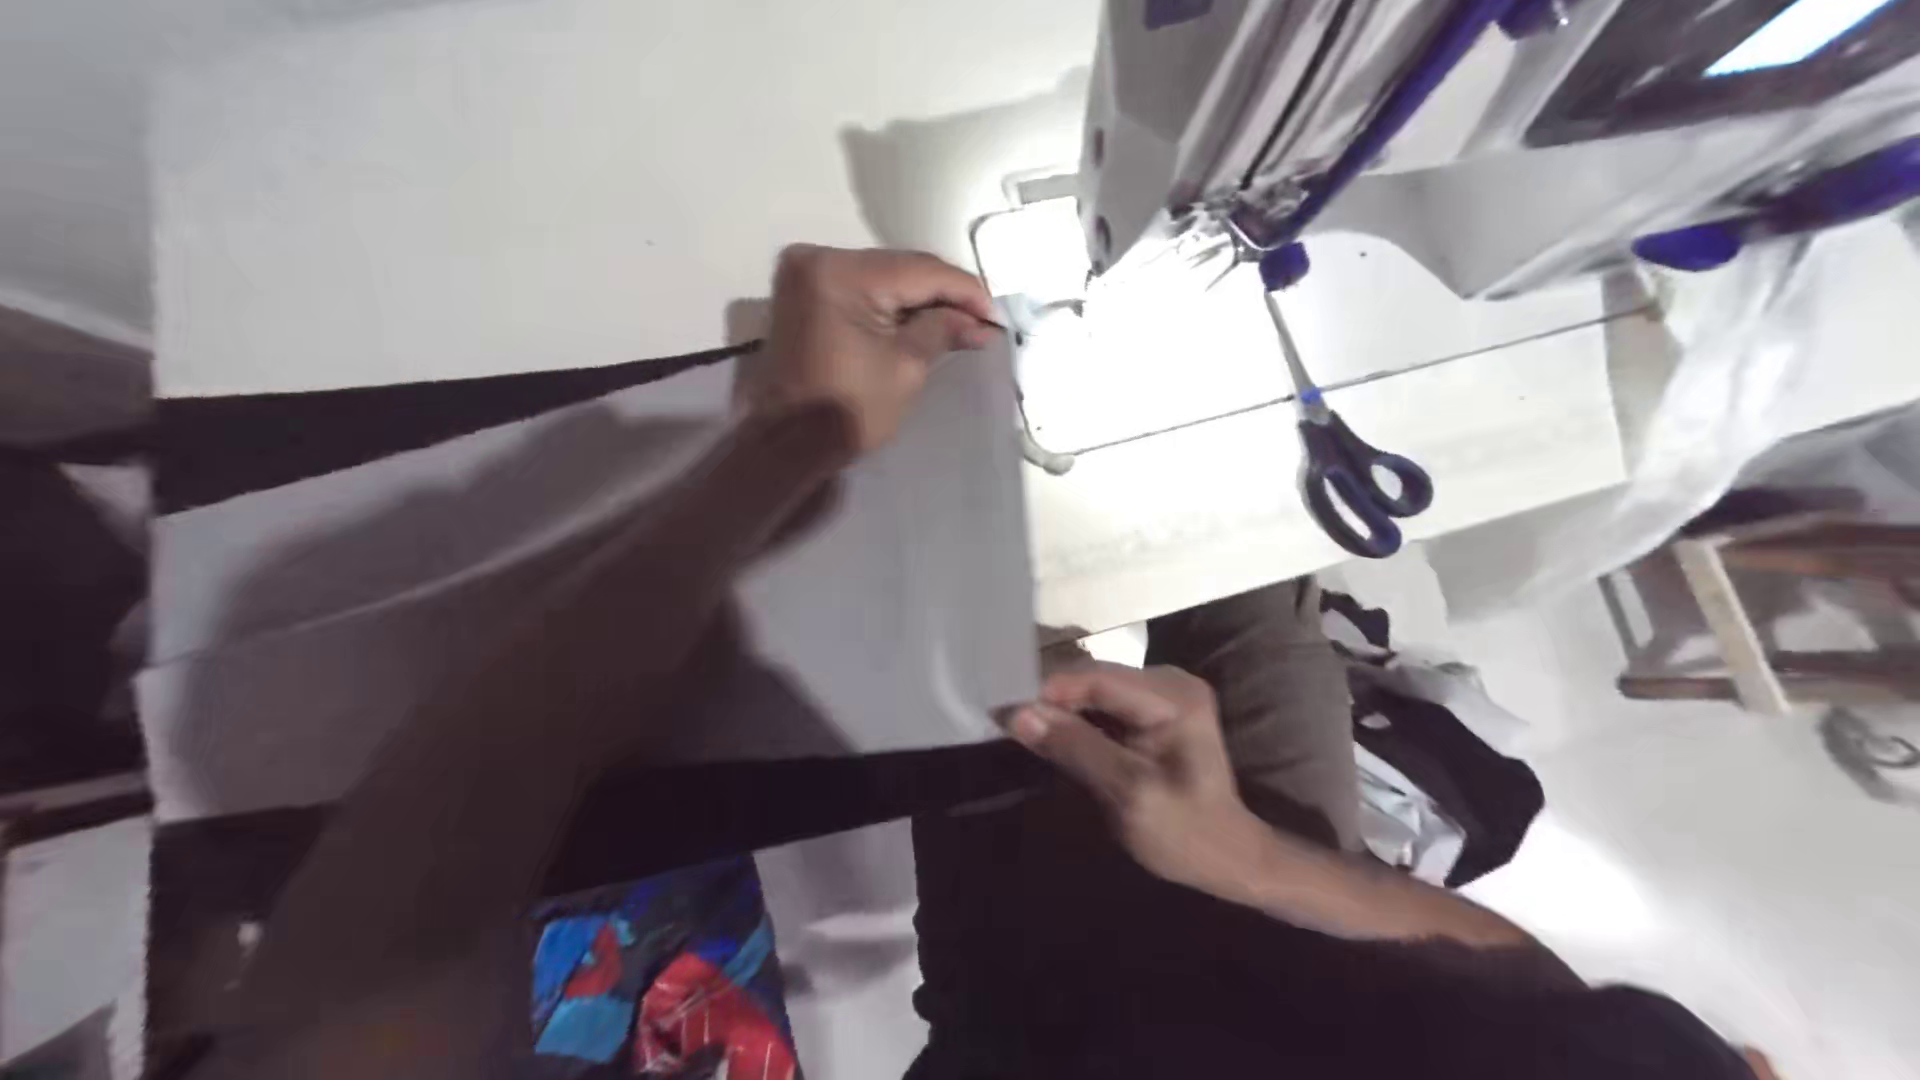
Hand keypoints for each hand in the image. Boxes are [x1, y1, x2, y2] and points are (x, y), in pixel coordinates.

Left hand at [739, 245, 999, 453]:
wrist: (786, 444)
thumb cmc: (847, 411)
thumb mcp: (906, 369)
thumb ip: (943, 331)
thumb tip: (979, 321)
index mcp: (840, 273)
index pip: (920, 270)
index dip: (965, 291)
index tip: (996, 315)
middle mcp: (817, 258)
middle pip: (900, 267)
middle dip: (943, 294)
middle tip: (981, 320)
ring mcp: (805, 274)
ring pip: (882, 276)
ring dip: (919, 299)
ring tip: (958, 322)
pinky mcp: (803, 293)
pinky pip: (860, 289)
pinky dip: (891, 304)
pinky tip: (922, 319)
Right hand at [1004, 662, 1278, 901]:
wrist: (1231, 858)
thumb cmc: (1186, 835)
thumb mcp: (1128, 795)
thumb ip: (1075, 748)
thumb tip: (1018, 714)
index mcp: (1173, 698)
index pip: (1095, 677)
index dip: (1046, 689)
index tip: (1003, 709)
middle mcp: (1167, 681)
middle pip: (1092, 678)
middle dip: (1049, 698)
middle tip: (1006, 719)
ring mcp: (1161, 692)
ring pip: (1092, 688)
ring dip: (1058, 707)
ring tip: (1020, 724)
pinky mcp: (1151, 708)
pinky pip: (1101, 702)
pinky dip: (1075, 716)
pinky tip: (1052, 731)